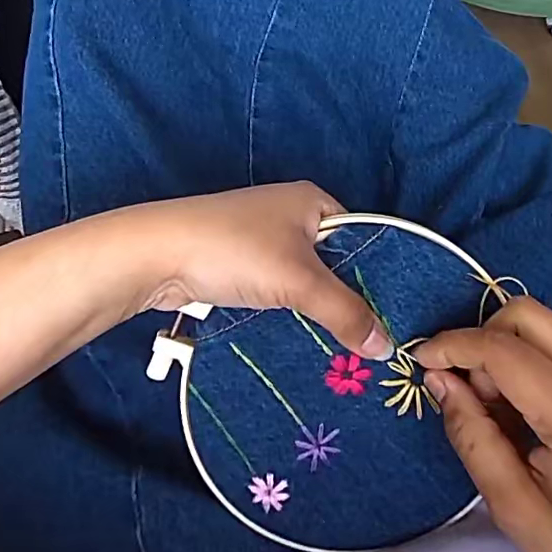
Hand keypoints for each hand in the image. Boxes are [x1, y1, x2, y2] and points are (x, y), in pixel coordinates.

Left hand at [100, 182, 390, 359]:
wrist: (156, 254)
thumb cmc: (235, 251)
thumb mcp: (299, 281)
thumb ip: (345, 312)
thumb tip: (385, 346)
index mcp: (314, 201)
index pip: (364, 240)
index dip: (380, 278)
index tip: (395, 319)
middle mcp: (292, 214)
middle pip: (335, 262)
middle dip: (349, 300)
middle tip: (373, 343)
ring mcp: (264, 238)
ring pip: (306, 279)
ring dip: (319, 309)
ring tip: (345, 350)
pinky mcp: (242, 262)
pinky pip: (281, 288)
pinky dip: (293, 310)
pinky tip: (306, 339)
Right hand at [416, 300, 551, 551]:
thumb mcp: (520, 514)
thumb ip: (473, 438)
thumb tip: (441, 382)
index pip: (502, 349)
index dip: (452, 346)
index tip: (421, 362)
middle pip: (527, 314)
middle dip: (481, 336)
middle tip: (467, 390)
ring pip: (547, 327)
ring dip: (507, 348)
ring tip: (498, 410)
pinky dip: (532, 361)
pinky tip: (529, 413)